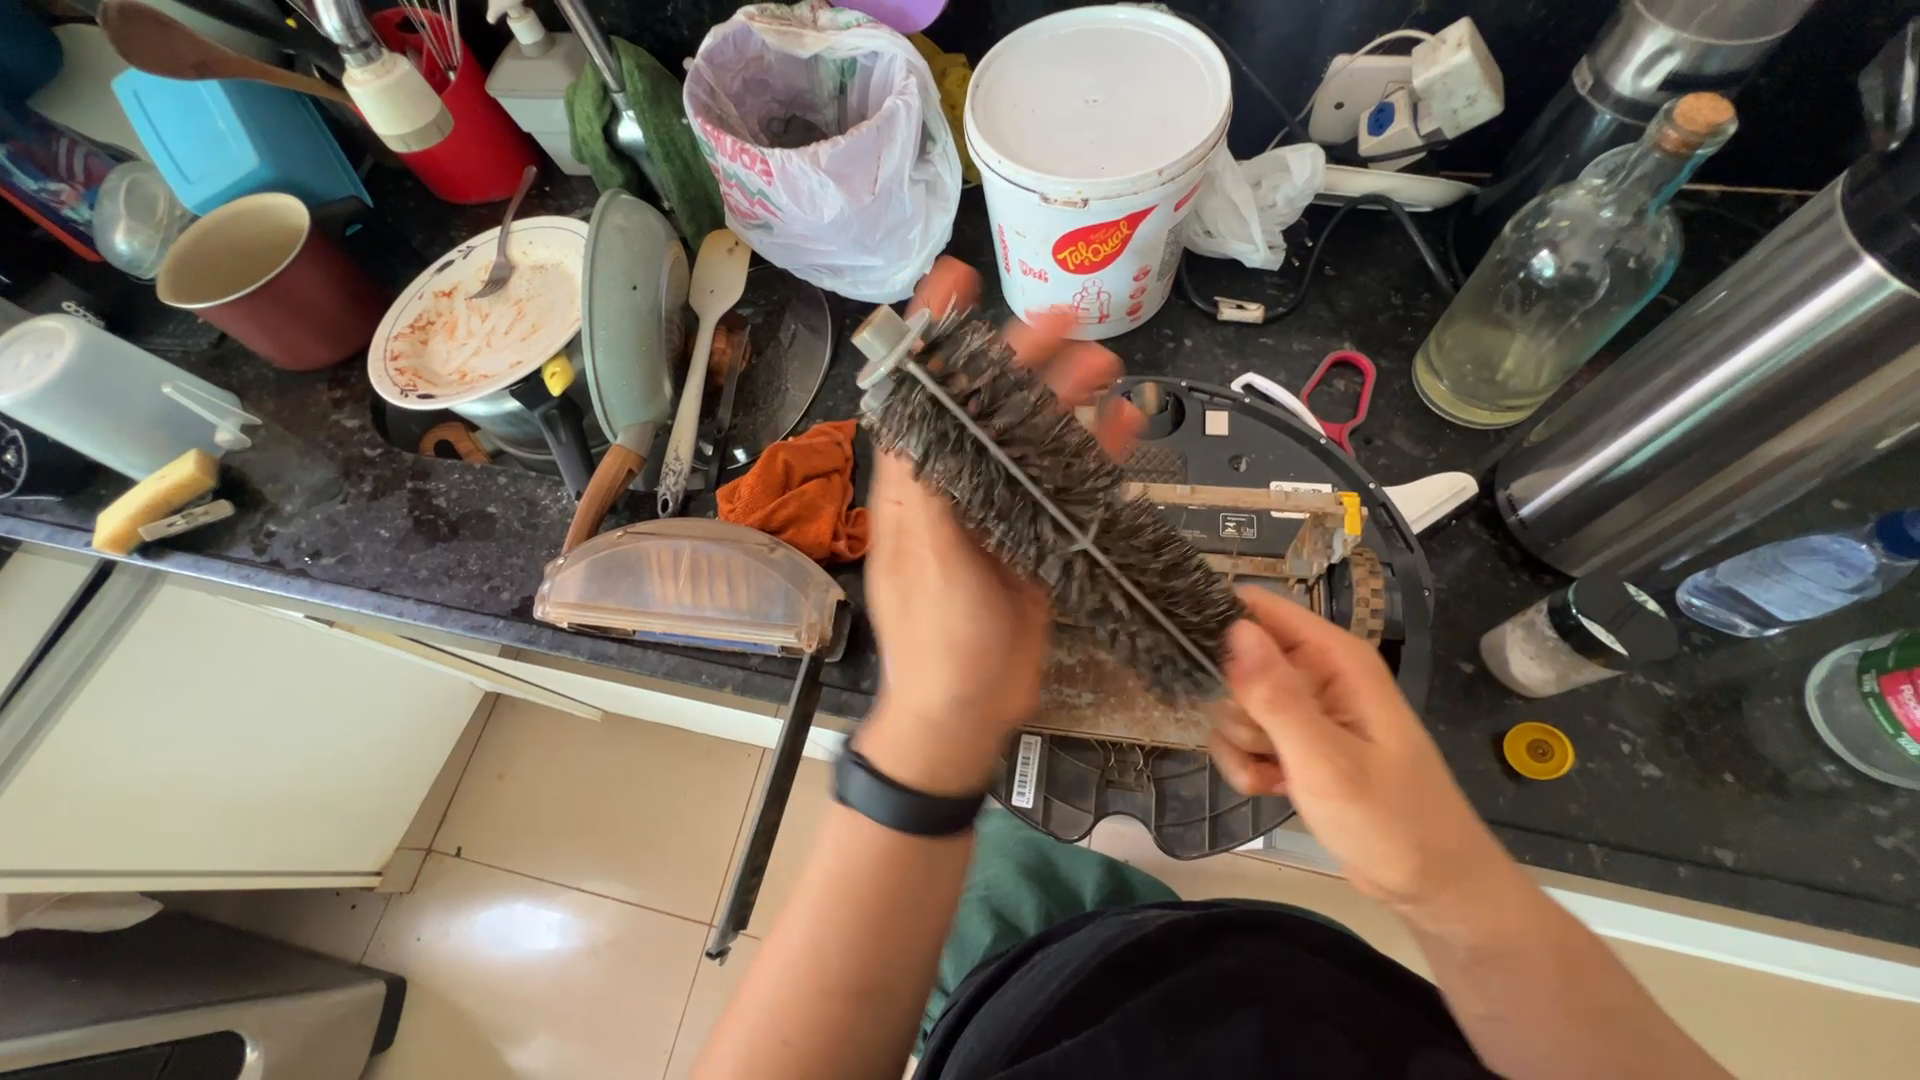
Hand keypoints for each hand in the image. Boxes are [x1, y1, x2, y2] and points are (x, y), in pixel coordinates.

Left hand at [861, 258, 1141, 792]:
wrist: (966, 713)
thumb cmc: (938, 646)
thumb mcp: (931, 566)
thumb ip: (932, 495)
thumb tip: (930, 421)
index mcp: (918, 488)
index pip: (922, 396)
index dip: (935, 337)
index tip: (953, 284)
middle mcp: (956, 490)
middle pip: (989, 407)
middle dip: (1021, 358)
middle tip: (1062, 321)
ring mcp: (998, 511)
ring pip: (1032, 437)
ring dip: (1064, 397)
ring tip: (1103, 362)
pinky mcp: (1034, 537)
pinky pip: (1065, 483)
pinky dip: (1092, 450)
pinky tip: (1119, 424)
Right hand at [1209, 586, 1518, 914]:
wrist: (1429, 885)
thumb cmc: (1390, 820)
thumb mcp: (1327, 760)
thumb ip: (1276, 696)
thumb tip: (1233, 630)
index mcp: (1334, 659)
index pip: (1259, 609)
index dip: (1219, 624)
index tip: (1187, 658)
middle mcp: (1317, 674)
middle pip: (1237, 661)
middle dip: (1236, 706)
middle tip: (1264, 742)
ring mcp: (1305, 710)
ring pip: (1234, 706)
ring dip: (1242, 744)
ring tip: (1278, 773)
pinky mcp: (1294, 743)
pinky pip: (1242, 740)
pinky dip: (1247, 767)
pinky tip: (1271, 789)